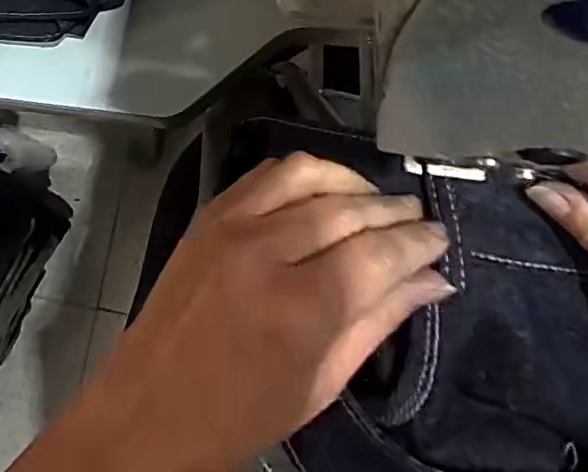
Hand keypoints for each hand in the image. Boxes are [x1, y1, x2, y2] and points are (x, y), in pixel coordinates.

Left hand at [11, 153, 454, 471]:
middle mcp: (264, 253)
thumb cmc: (241, 415)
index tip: (440, 237)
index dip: (416, 242)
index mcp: (296, 310)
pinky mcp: (211, 212)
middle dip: (392, 211)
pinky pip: (268, 172)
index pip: (375, 256)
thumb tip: (434, 279)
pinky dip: (305, 172)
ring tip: (375, 200)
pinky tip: (324, 189)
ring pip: (309, 175)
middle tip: (418, 216)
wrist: (147, 411)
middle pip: (347, 209)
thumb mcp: (321, 384)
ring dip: (352, 181)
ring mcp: (231, 224)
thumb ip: (379, 320)